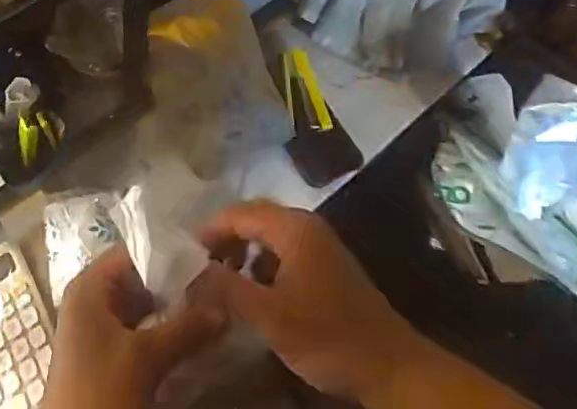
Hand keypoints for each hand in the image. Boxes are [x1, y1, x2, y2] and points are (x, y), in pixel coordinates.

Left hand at [40, 244, 225, 408]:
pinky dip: (160, 327)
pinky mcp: (103, 352)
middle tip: (212, 280)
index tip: (206, 255)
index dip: (170, 250)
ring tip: (207, 301)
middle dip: (174, 280)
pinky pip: (136, 326)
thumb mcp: (146, 358)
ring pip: (139, 303)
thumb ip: (187, 328)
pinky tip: (187, 329)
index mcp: (89, 286)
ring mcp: (95, 326)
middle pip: (137, 276)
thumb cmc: (100, 391)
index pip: (134, 250)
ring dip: (169, 305)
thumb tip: (225, 308)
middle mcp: (89, 298)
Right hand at [195, 201, 424, 400]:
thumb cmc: (327, 335)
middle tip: (203, 264)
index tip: (188, 251)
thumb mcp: (271, 317)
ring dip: (246, 251)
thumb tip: (195, 273)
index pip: (242, 213)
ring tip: (225, 279)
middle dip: (228, 238)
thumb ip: (229, 290)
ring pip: (272, 235)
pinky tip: (256, 290)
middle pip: (257, 218)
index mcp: (294, 227)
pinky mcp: (327, 263)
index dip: (213, 228)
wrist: (388, 364)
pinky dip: (265, 262)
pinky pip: (286, 250)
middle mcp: (307, 225)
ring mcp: (320, 243)